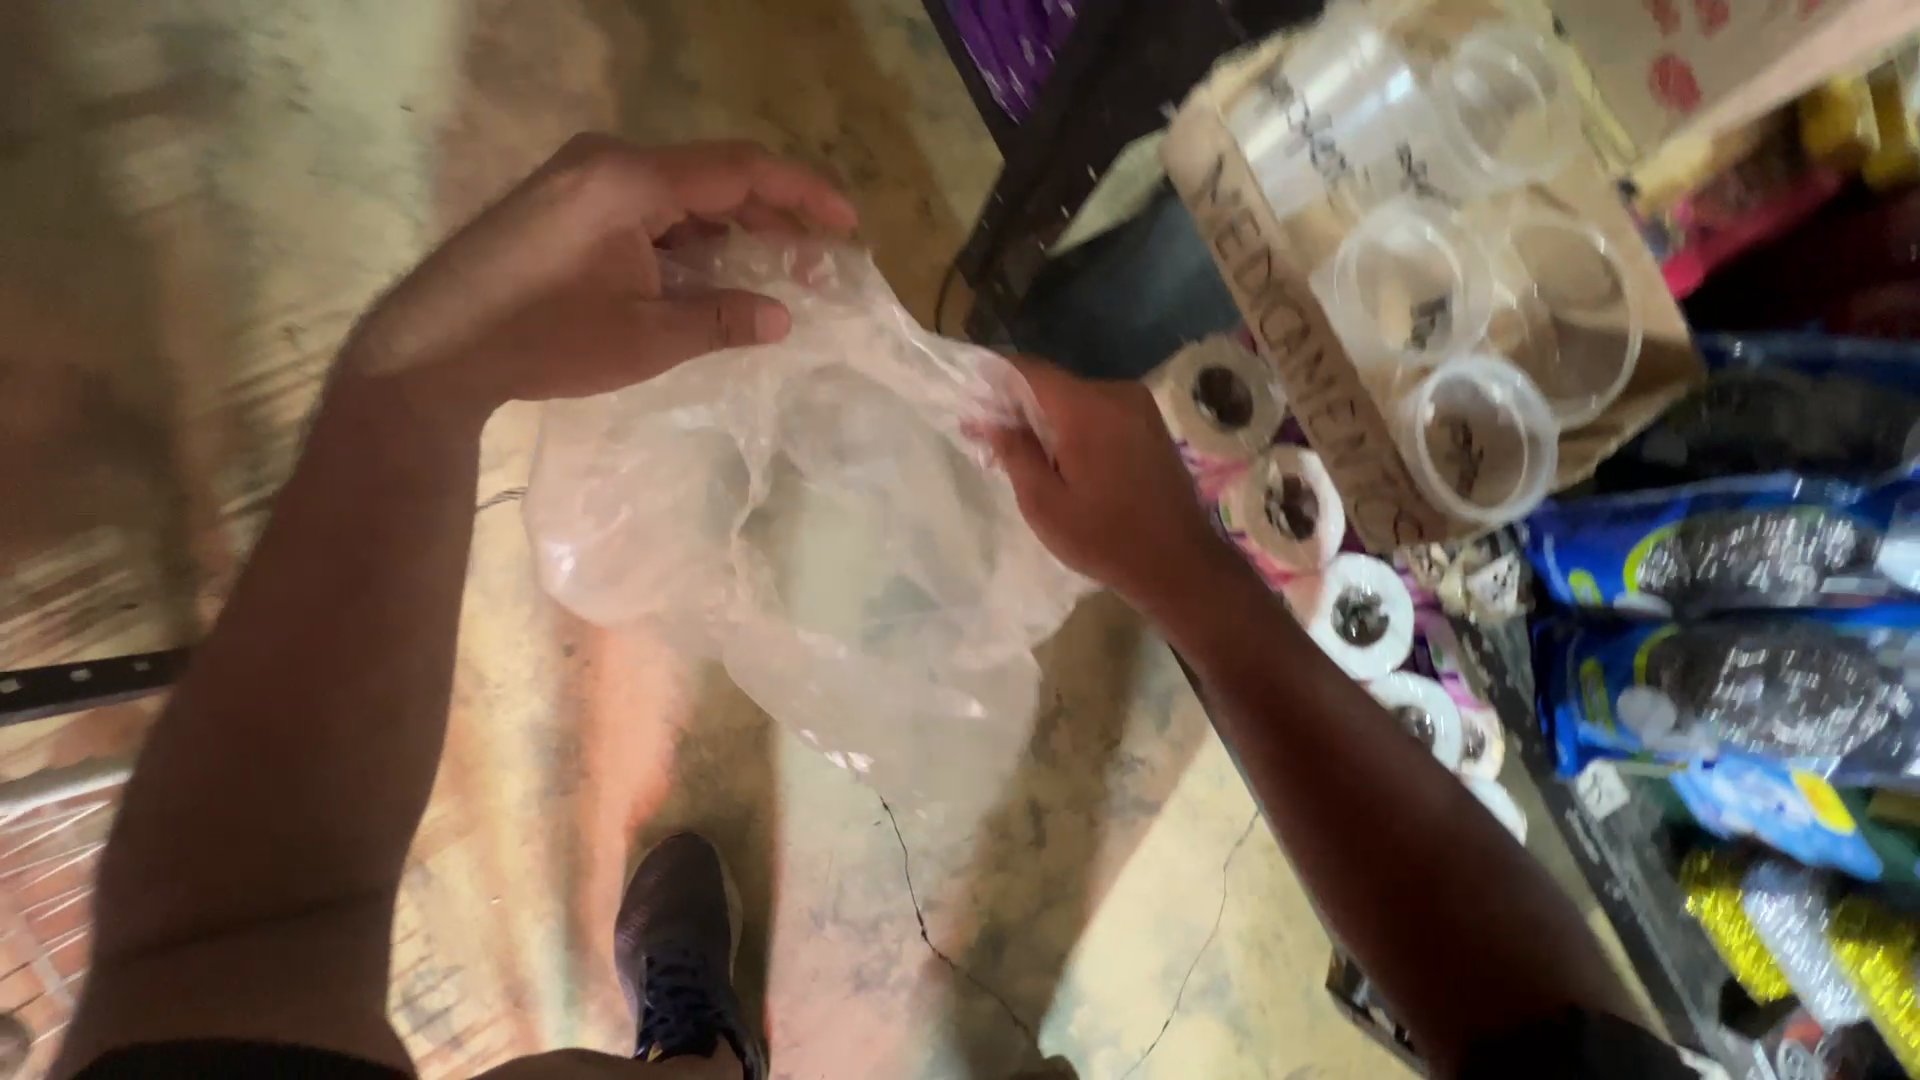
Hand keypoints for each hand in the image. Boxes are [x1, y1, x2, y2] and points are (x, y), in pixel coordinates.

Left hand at [339, 135, 858, 429]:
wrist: (435, 348)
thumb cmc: (545, 340)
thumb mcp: (647, 337)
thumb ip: (722, 320)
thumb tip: (784, 317)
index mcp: (632, 181)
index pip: (740, 169)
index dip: (804, 192)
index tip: (847, 222)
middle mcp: (610, 163)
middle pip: (715, 176)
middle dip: (773, 217)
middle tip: (815, 262)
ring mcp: (585, 180)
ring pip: (684, 195)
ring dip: (733, 231)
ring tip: (775, 273)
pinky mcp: (571, 205)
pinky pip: (652, 210)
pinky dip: (693, 240)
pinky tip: (714, 275)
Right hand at [983, 355, 1248, 609]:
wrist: (1179, 563)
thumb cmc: (1104, 538)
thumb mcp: (1044, 504)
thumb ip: (1015, 453)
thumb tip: (994, 421)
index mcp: (1087, 408)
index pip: (1029, 371)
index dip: (995, 379)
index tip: (971, 401)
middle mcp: (1117, 394)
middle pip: (1053, 385)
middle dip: (1018, 407)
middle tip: (988, 438)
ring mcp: (1140, 407)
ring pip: (1077, 400)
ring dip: (1048, 420)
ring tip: (1024, 456)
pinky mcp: (1151, 425)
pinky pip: (1101, 413)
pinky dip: (1076, 428)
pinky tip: (1063, 460)